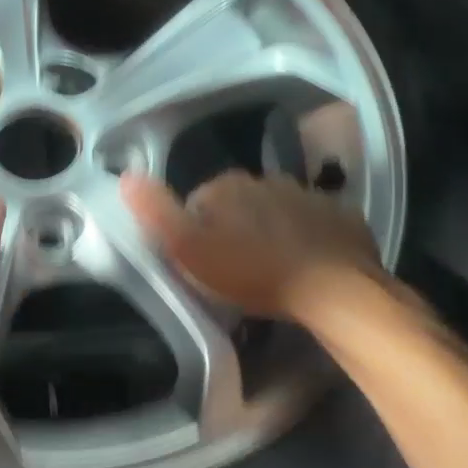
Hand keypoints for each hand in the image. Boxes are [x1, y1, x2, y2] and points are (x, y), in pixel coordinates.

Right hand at [120, 170, 381, 319]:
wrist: (334, 291)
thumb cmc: (253, 273)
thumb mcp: (188, 250)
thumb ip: (156, 213)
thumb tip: (126, 177)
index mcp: (226, 186)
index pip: (196, 203)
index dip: (194, 233)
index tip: (201, 263)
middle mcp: (266, 179)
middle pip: (237, 205)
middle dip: (233, 229)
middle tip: (233, 270)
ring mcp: (308, 194)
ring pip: (275, 211)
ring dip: (269, 231)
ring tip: (269, 268)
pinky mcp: (342, 215)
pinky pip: (313, 222)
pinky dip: (306, 238)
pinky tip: (304, 265)